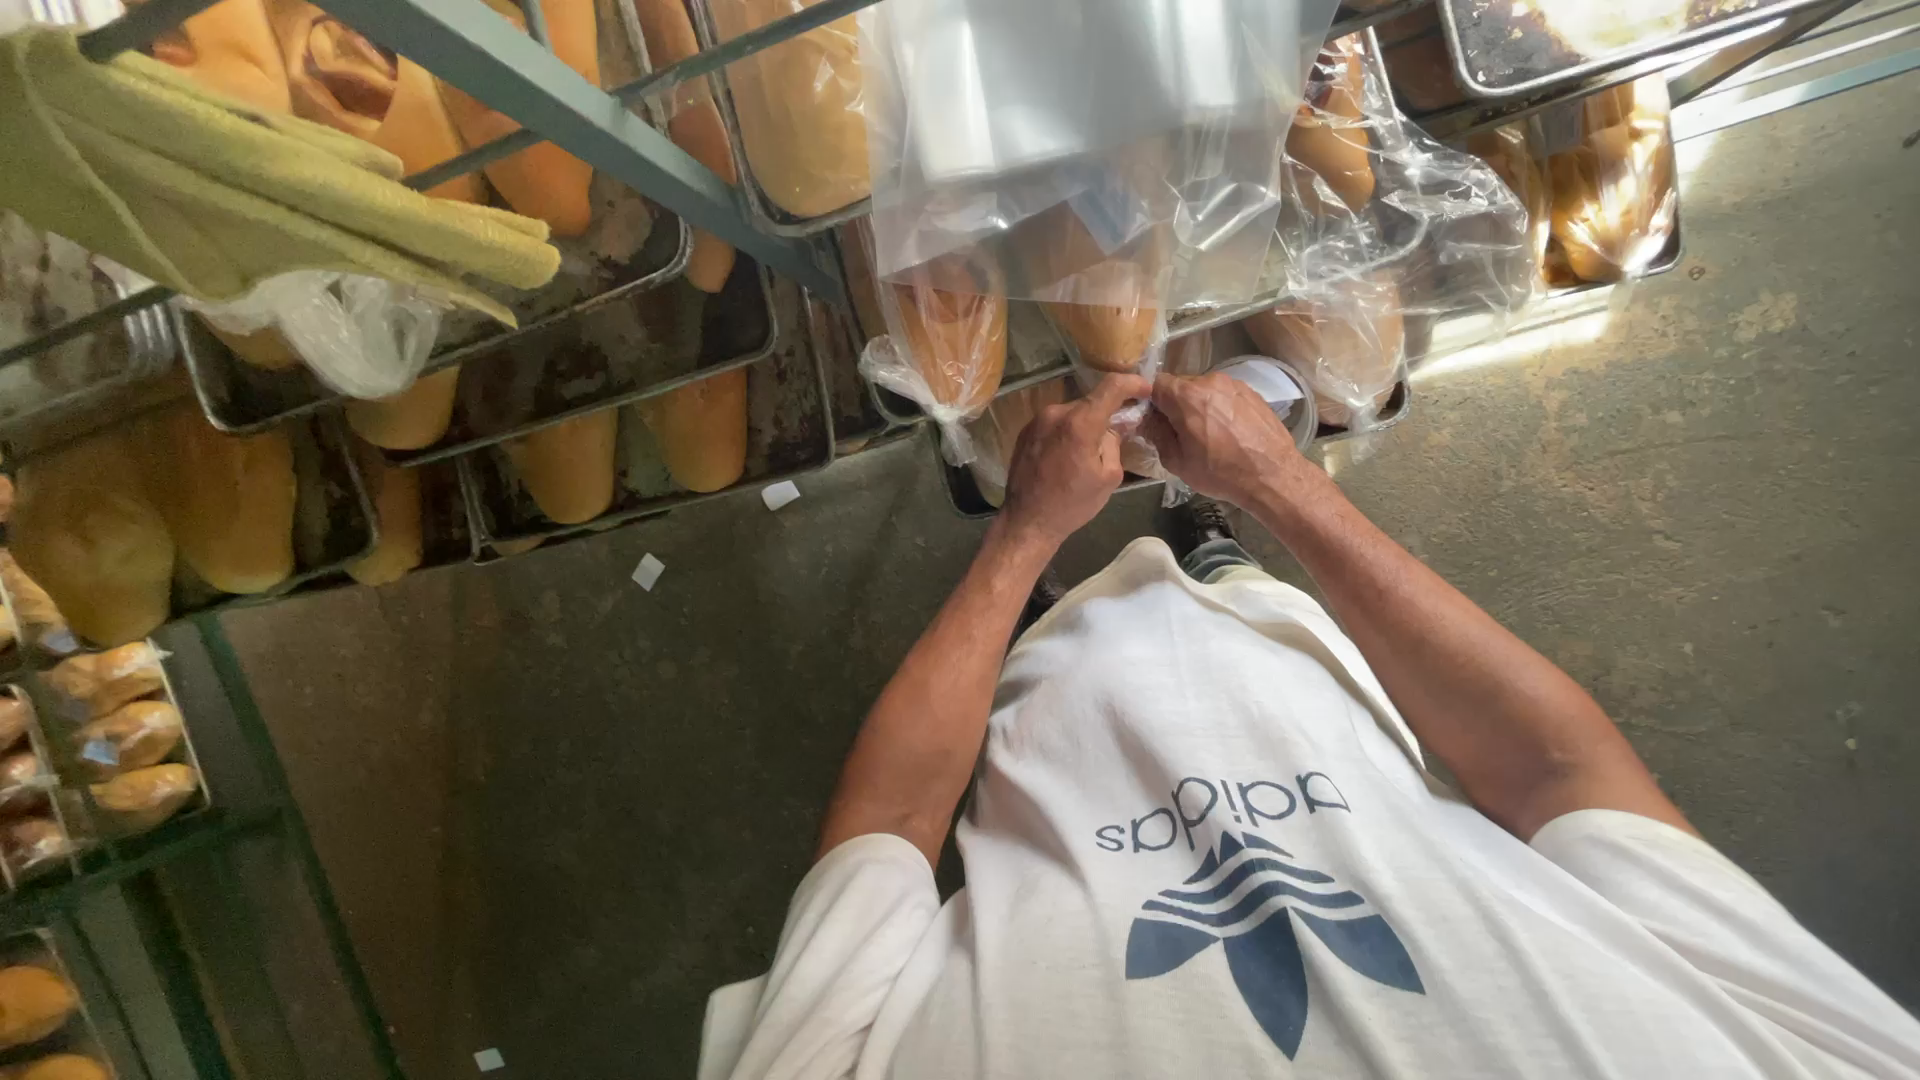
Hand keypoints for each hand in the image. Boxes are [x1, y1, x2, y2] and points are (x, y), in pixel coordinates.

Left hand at [1001, 374, 1153, 546]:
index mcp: (1080, 423)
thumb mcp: (1108, 477)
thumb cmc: (1073, 504)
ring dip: (1086, 424)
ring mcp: (1037, 421)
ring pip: (1072, 413)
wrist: (1028, 521)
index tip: (1145, 390)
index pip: (1112, 387)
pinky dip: (1068, 431)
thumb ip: (1115, 442)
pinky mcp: (1025, 431)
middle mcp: (1056, 413)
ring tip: (1090, 450)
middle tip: (1120, 430)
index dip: (1133, 383)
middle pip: (1091, 402)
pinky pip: (1055, 423)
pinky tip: (1069, 455)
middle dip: (1108, 413)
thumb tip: (1117, 425)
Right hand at [1144, 372, 1306, 509]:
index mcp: (1187, 396)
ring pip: (1204, 390)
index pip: (1156, 384)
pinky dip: (1220, 408)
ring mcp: (1234, 384)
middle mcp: (1210, 382)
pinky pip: (1224, 395)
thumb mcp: (1177, 461)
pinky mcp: (1252, 392)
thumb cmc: (1220, 472)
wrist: (1272, 476)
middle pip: (1181, 385)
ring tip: (1208, 433)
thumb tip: (1147, 421)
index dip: (1151, 401)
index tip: (1154, 419)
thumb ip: (1156, 435)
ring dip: (1199, 406)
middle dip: (1176, 404)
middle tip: (1180, 431)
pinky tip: (1228, 432)